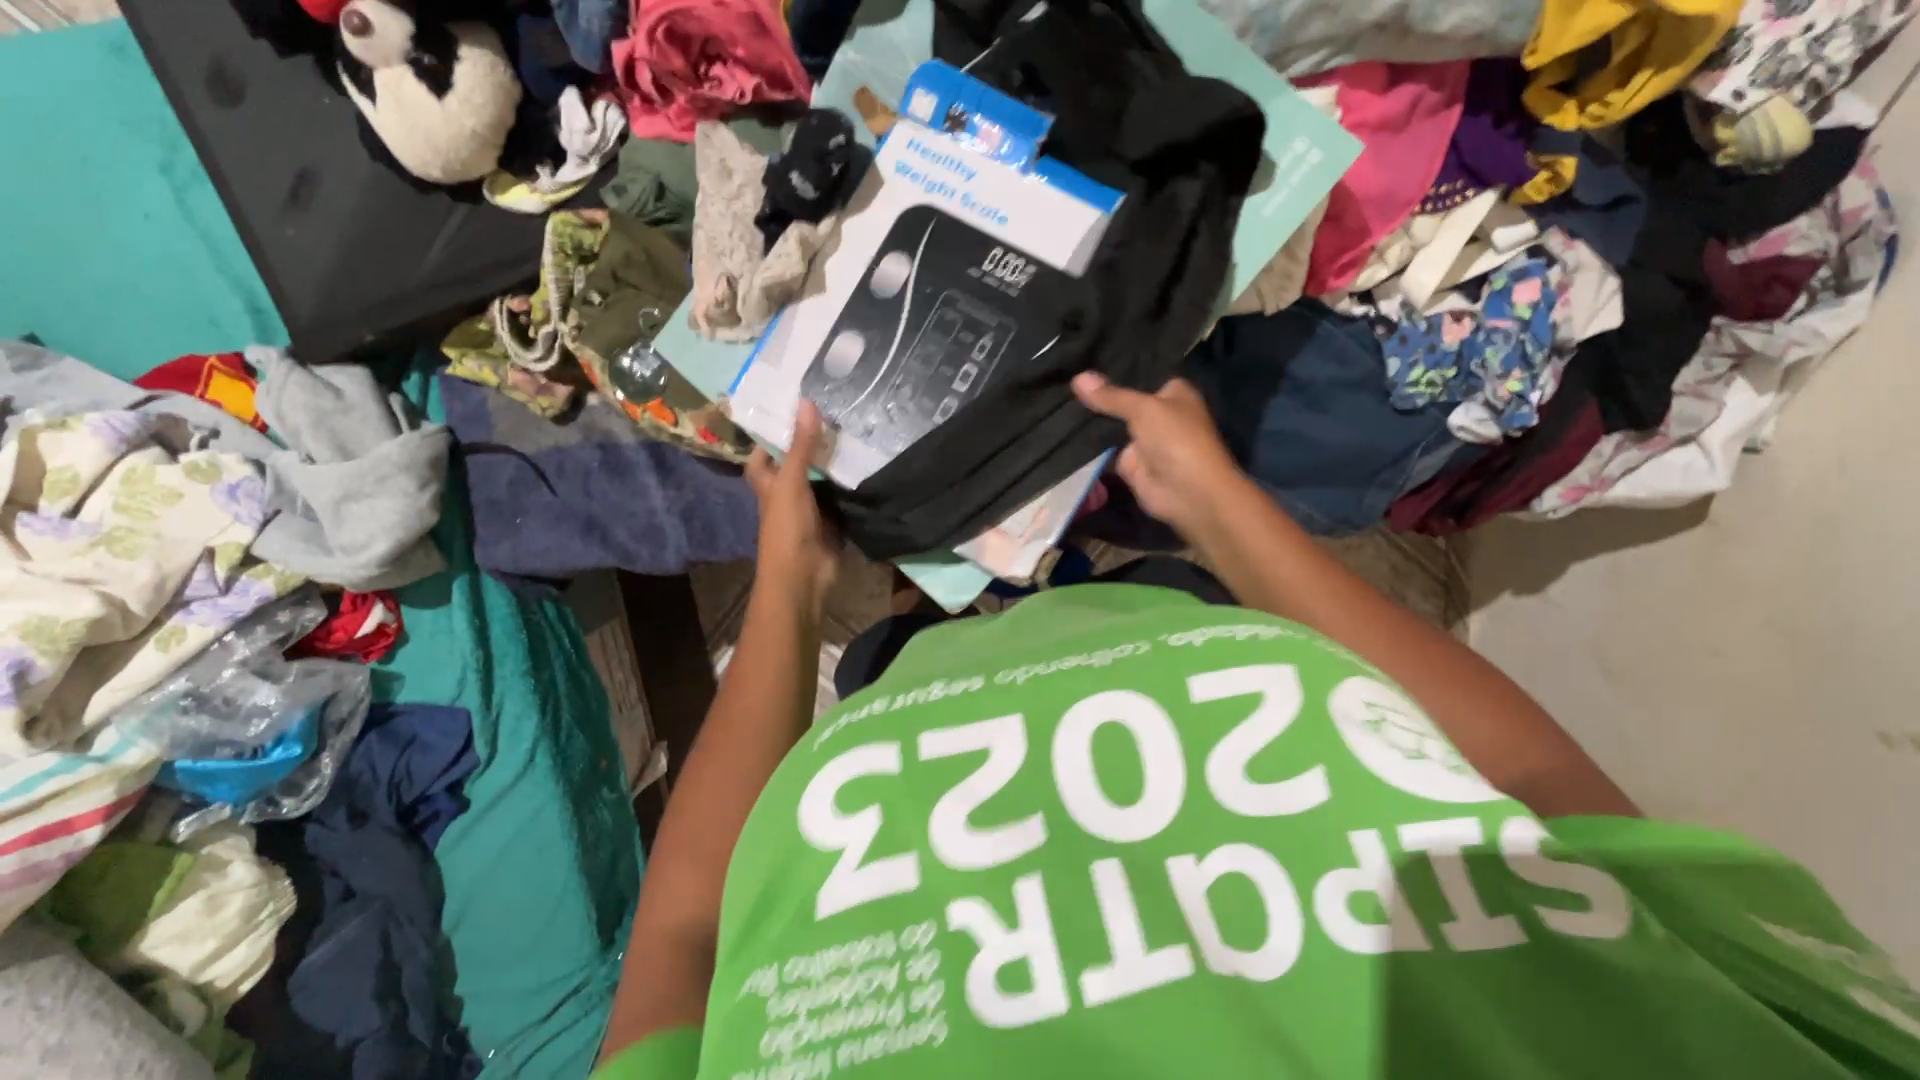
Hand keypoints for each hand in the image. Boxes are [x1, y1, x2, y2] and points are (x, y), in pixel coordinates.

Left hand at [746, 401, 840, 615]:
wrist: (804, 576)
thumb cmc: (787, 528)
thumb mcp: (791, 482)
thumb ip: (800, 445)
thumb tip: (806, 401)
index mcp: (768, 484)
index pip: (763, 456)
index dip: (772, 437)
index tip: (793, 411)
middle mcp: (788, 494)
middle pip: (798, 464)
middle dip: (813, 445)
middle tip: (836, 414)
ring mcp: (812, 509)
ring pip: (824, 480)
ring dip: (837, 463)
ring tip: (858, 430)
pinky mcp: (834, 522)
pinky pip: (844, 499)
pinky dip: (853, 486)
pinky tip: (869, 464)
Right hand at [1073, 372, 1250, 540]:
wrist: (1187, 492)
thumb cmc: (1176, 438)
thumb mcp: (1143, 408)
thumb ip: (1111, 395)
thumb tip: (1077, 377)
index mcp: (1174, 393)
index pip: (1141, 375)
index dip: (1116, 370)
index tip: (1085, 362)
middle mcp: (1159, 414)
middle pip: (1123, 401)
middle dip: (1099, 396)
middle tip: (1065, 378)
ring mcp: (1144, 440)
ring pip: (1111, 425)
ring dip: (1091, 420)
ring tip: (1059, 401)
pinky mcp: (1131, 464)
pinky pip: (1105, 450)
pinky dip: (1090, 446)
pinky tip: (1065, 429)